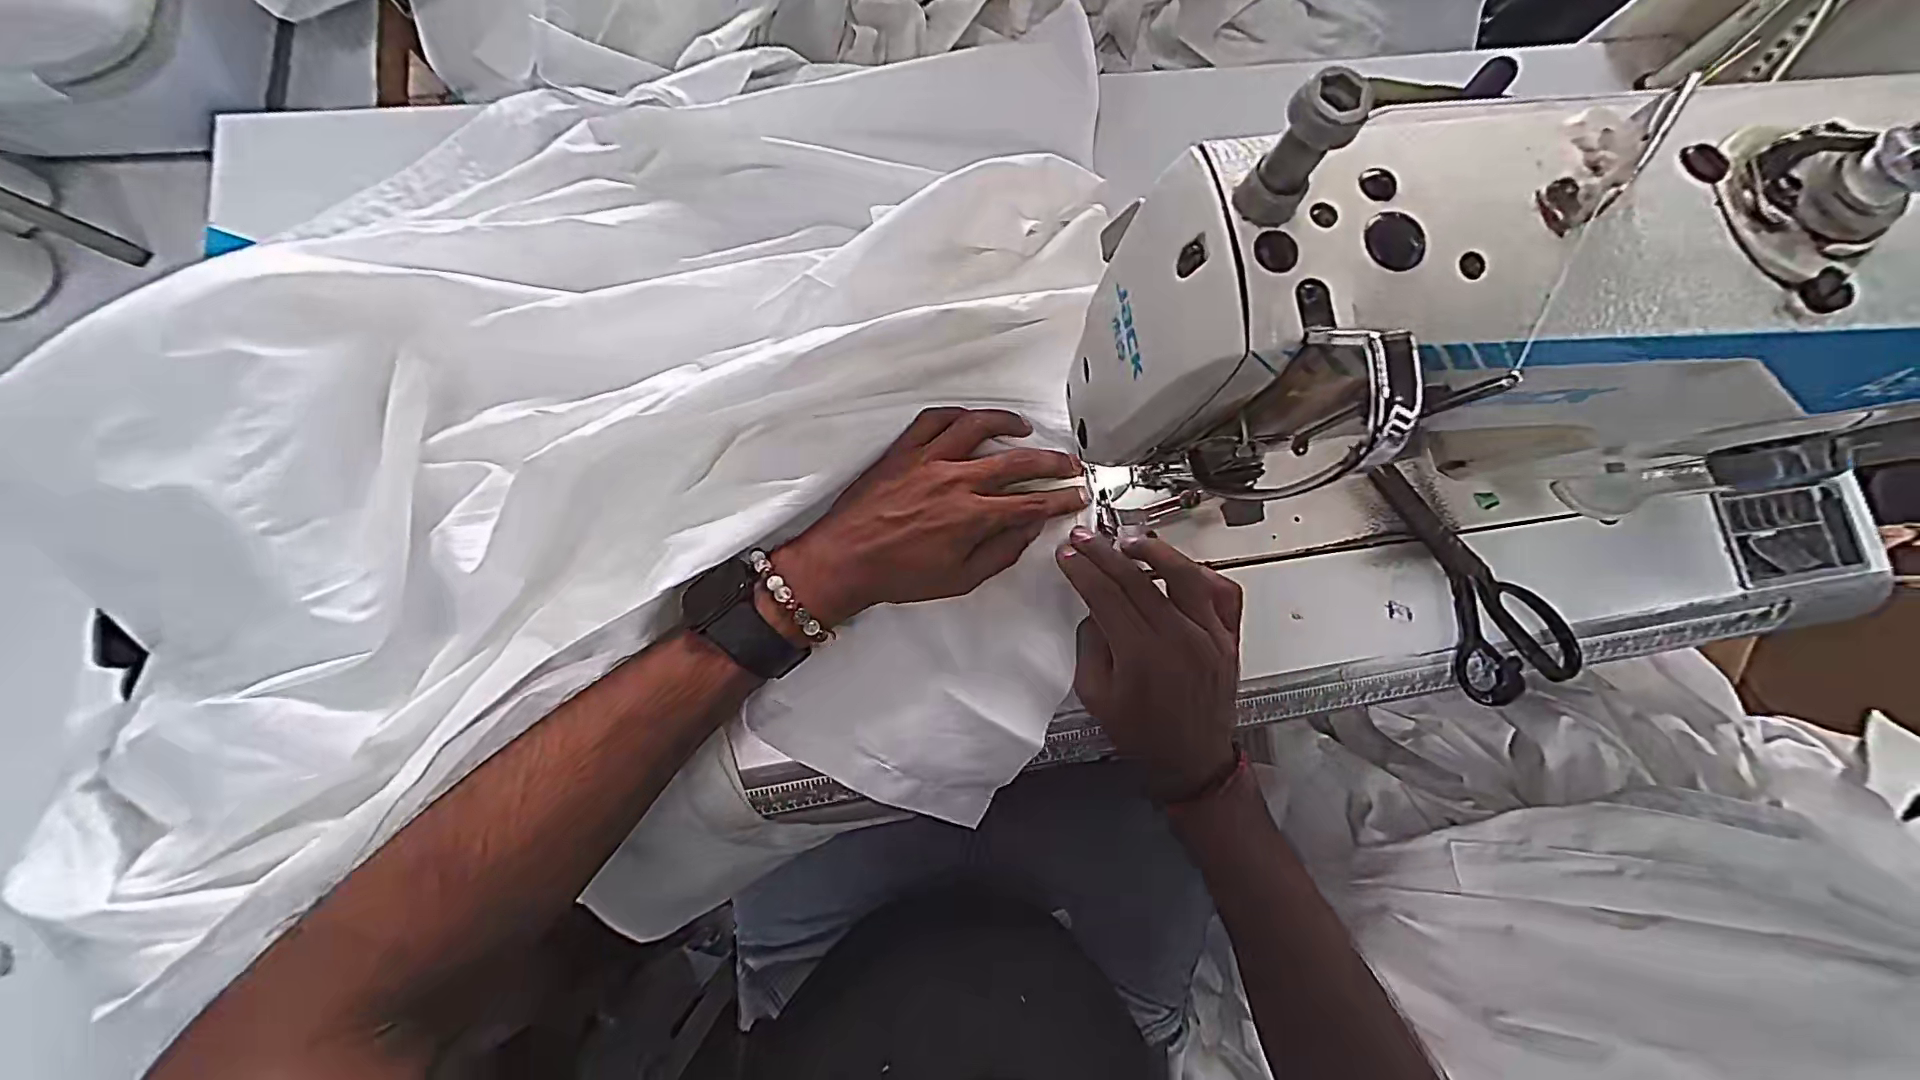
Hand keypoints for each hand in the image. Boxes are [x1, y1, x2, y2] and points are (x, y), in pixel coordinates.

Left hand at [770, 408, 1087, 630]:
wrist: (845, 561)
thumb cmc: (895, 574)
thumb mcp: (960, 579)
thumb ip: (1000, 552)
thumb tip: (1027, 531)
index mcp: (971, 516)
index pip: (1031, 502)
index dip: (1060, 498)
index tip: (1074, 495)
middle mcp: (954, 482)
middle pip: (1018, 462)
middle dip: (1052, 462)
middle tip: (1067, 465)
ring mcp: (928, 461)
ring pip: (979, 427)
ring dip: (1009, 424)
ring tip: (1025, 430)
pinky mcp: (904, 452)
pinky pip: (934, 420)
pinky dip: (958, 415)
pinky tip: (970, 419)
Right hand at [1055, 527, 1243, 800]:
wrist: (1192, 760)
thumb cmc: (1144, 735)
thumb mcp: (1096, 696)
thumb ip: (1090, 647)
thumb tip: (1094, 608)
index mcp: (1142, 656)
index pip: (1106, 595)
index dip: (1083, 570)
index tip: (1069, 556)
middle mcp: (1181, 640)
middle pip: (1136, 579)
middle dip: (1103, 553)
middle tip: (1085, 539)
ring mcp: (1210, 636)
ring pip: (1183, 574)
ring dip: (1153, 551)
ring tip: (1129, 541)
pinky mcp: (1229, 638)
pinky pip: (1221, 592)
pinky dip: (1200, 572)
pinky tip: (1179, 567)